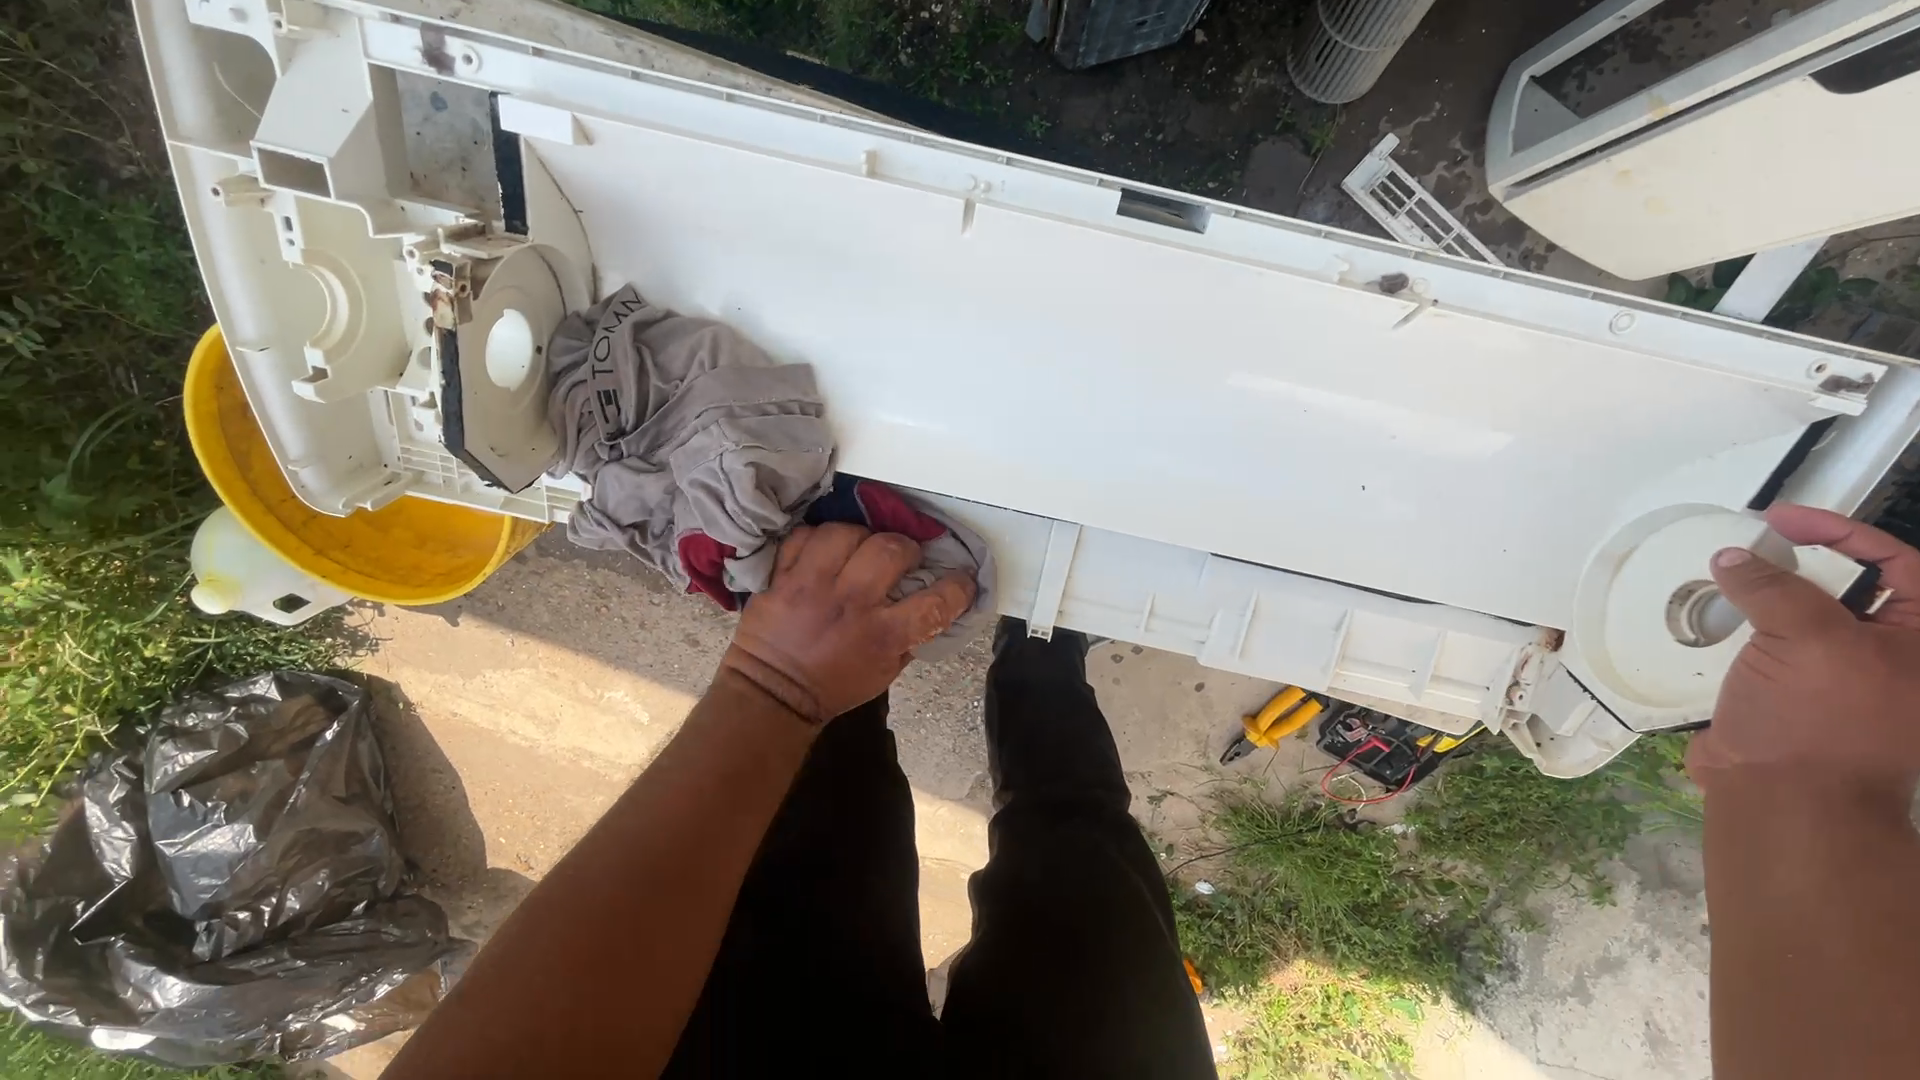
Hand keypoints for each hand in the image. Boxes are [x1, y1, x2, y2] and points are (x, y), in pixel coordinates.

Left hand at [719, 523, 976, 724]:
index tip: (961, 579)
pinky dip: (819, 538)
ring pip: (846, 533)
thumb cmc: (834, 687)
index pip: (935, 601)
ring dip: (861, 536)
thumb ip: (909, 637)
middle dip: (906, 548)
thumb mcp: (885, 672)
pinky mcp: (782, 575)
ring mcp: (812, 585)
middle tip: (903, 557)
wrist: (772, 695)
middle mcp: (850, 603)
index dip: (958, 585)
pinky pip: (805, 536)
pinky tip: (825, 551)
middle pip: (890, 550)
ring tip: (860, 548)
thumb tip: (930, 606)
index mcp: (882, 635)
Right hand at [1688, 503, 1919, 795]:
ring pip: (1810, 614)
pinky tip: (1718, 621)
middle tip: (1754, 546)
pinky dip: (1749, 626)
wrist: (1786, 794)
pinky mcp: (1797, 691)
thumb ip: (1776, 589)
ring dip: (1771, 594)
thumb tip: (1736, 557)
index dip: (1843, 532)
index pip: (1902, 563)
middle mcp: (1895, 654)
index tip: (1781, 519)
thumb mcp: (1810, 641)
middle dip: (1805, 561)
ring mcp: (1844, 675)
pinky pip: (1776, 644)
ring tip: (1729, 581)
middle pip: (1855, 585)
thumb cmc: (1820, 717)